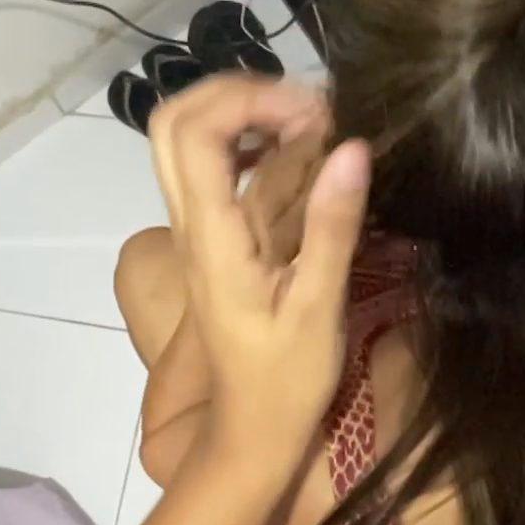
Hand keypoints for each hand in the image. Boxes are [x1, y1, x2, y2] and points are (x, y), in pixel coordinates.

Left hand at [147, 76, 369, 473]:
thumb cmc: (286, 383)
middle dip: (234, 94)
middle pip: (172, 125)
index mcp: (210, 240)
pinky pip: (216, 176)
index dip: (247, 100)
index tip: (315, 115)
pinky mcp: (215, 244)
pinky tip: (300, 159)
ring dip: (242, 117)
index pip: (193, 134)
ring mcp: (198, 234)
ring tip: (309, 126)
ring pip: (188, 147)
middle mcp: (191, 228)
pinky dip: (252, 149)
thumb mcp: (318, 309)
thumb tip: (352, 147)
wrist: (252, 431)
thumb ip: (331, 227)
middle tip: (302, 108)